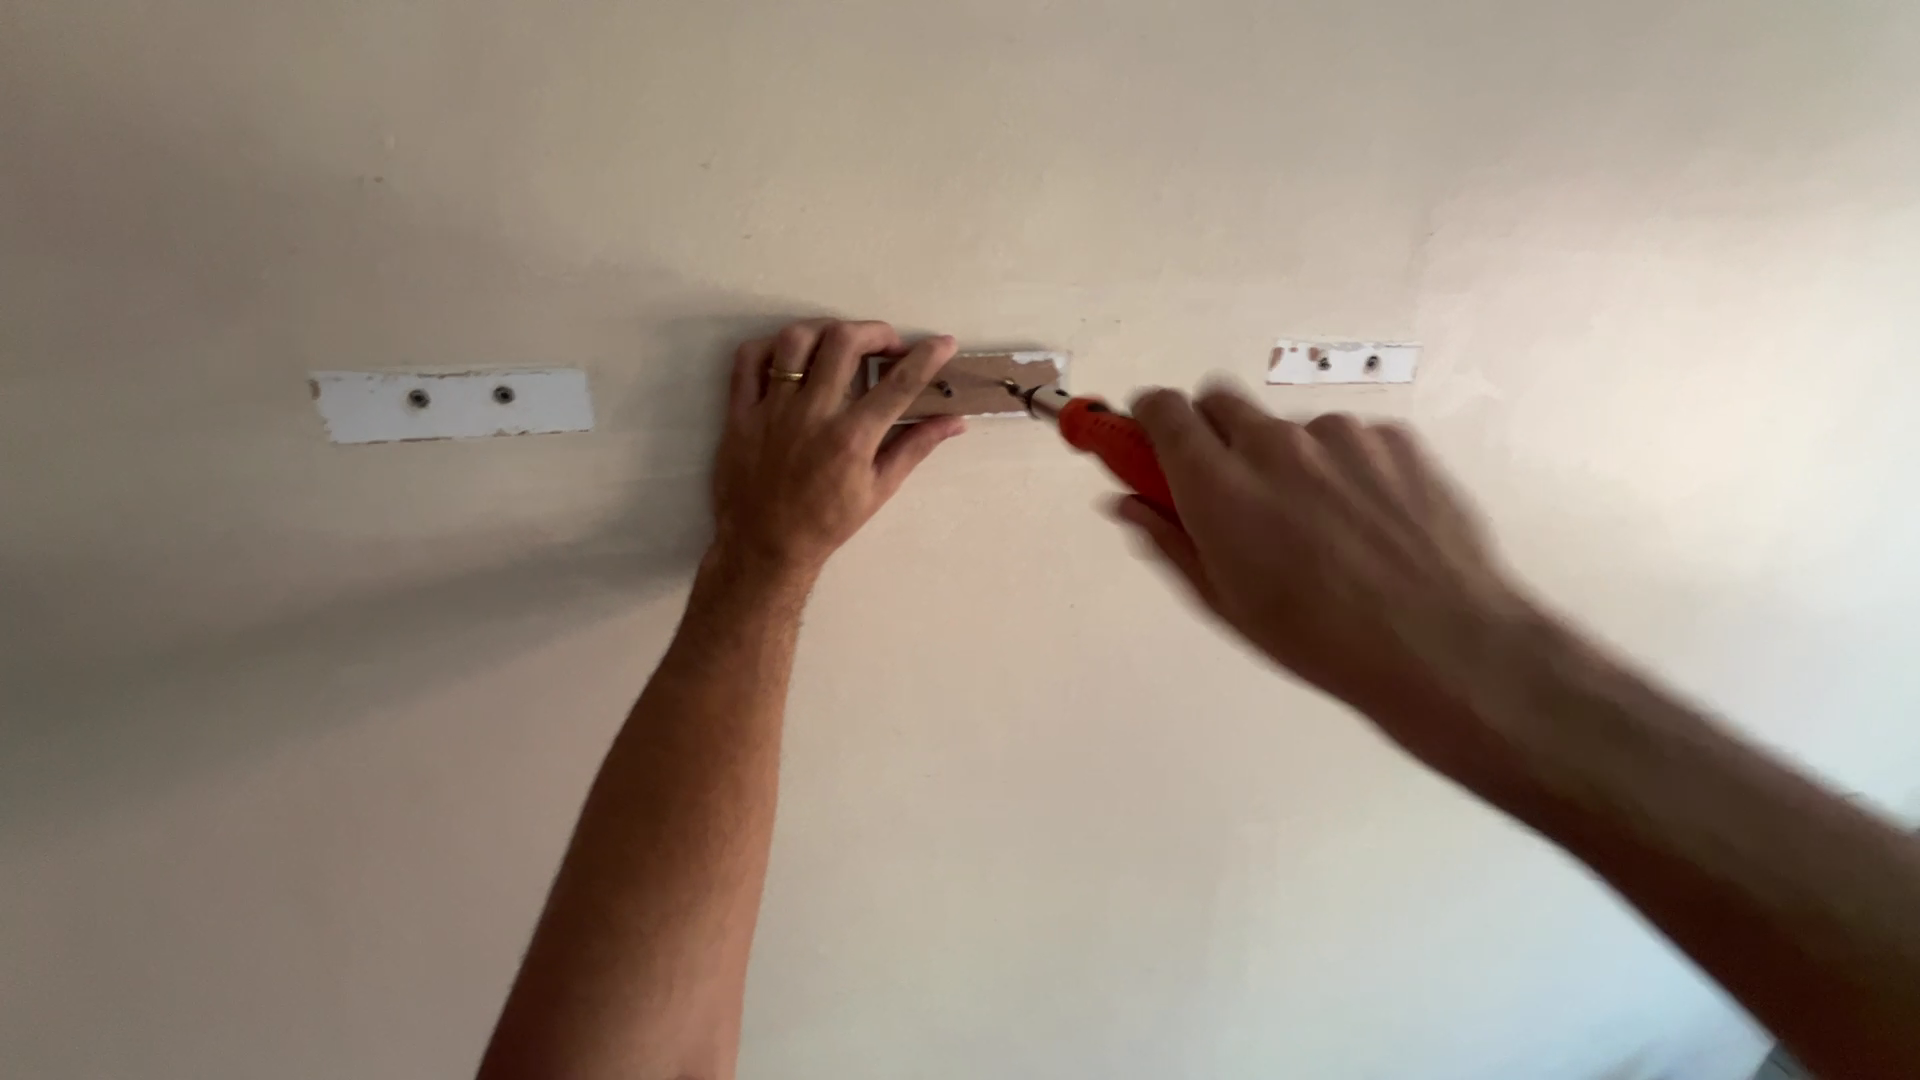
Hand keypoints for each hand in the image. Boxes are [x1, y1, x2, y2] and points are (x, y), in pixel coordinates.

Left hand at [707, 318, 964, 582]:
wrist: (766, 546)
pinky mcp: (740, 412)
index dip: (926, 357)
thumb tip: (955, 422)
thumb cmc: (828, 522)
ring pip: (796, 340)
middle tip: (886, 345)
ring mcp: (772, 410)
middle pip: (844, 343)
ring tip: (839, 343)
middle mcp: (812, 415)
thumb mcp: (878, 490)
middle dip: (874, 332)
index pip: (898, 385)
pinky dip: (772, 345)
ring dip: (825, 330)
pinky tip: (791, 355)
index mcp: (852, 438)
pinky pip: (749, 360)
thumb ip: (915, 448)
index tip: (943, 343)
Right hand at [1118, 385, 1548, 786]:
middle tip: (1227, 482)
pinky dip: (1337, 467)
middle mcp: (1274, 443)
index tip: (1149, 435)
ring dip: (1281, 457)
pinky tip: (1362, 520)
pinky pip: (1345, 440)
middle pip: (1219, 400)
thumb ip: (1166, 539)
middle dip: (1209, 431)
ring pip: (1286, 427)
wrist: (1441, 644)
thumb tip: (1124, 502)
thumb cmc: (1311, 637)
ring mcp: (1340, 434)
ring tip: (1315, 522)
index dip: (1149, 415)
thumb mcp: (1221, 600)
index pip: (1164, 410)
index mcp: (1219, 485)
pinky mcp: (1395, 437)